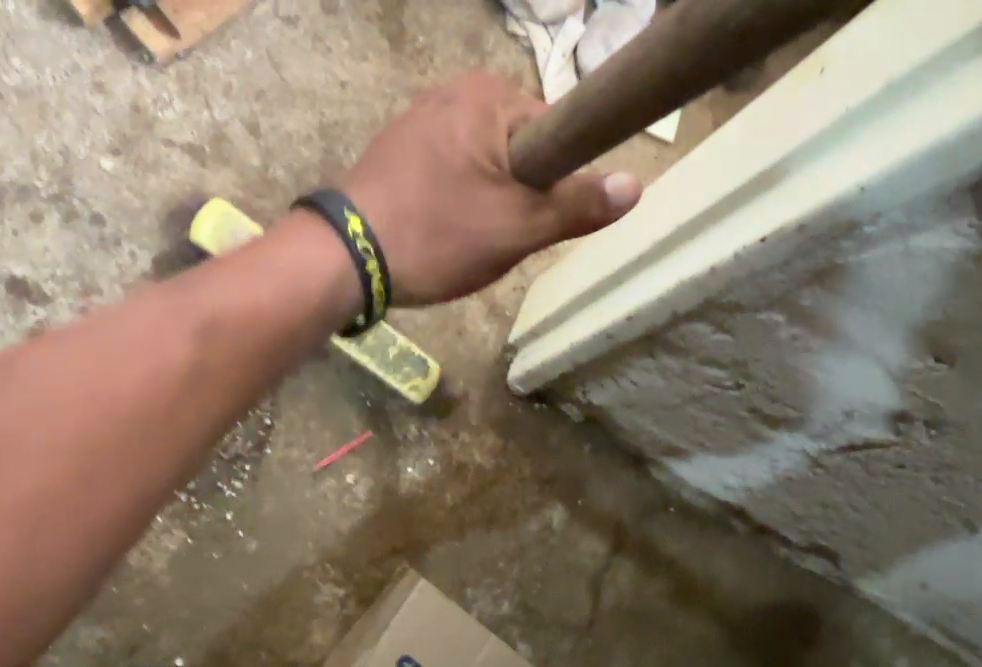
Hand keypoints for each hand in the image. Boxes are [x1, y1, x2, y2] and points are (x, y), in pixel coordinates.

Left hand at [337, 72, 641, 307]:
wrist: (346, 258)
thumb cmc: (438, 234)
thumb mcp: (518, 227)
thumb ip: (578, 205)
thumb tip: (636, 184)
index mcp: (489, 94)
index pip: (555, 131)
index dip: (557, 182)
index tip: (538, 220)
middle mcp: (452, 92)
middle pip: (518, 151)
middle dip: (517, 197)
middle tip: (497, 239)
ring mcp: (417, 120)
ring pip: (481, 168)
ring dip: (484, 205)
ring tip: (462, 240)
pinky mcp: (393, 152)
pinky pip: (446, 175)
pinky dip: (451, 204)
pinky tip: (437, 233)